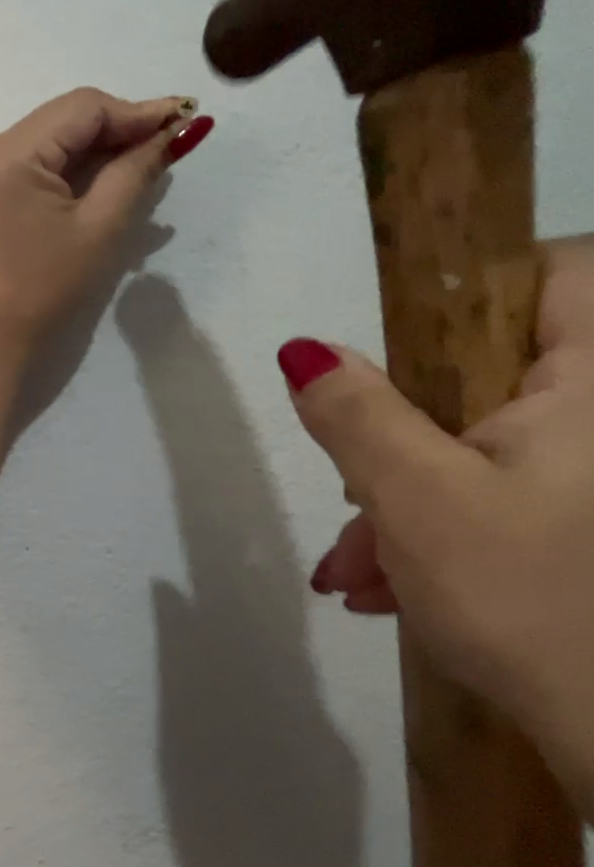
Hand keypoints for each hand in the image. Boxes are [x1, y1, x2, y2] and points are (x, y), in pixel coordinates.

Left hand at [0, 89, 213, 367]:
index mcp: (3, 158)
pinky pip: (1, 176)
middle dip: (105, 133)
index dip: (134, 113)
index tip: (179, 125)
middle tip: (156, 150)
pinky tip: (70, 195)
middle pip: (50, 126)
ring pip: (26, 150)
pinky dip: (39, 178)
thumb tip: (168, 131)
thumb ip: (134, 171)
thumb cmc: (36, 296)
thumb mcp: (98, 230)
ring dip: (73, 157)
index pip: (80, 108)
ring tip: (119, 175)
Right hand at [291, 236, 593, 809]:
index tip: (401, 345)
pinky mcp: (588, 526)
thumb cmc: (528, 591)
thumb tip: (302, 349)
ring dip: (405, 501)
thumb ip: (354, 415)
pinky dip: (445, 533)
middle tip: (350, 496)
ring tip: (357, 574)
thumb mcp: (415, 497)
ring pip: (487, 450)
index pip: (555, 275)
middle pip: (492, 381)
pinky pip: (510, 498)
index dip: (473, 288)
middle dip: (397, 439)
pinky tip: (395, 587)